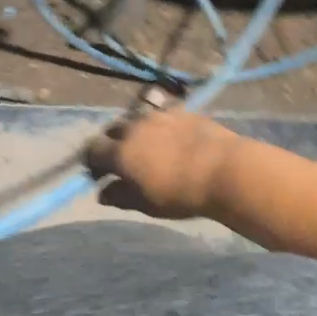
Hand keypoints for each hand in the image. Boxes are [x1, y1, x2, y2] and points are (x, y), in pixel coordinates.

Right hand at [84, 109, 244, 219]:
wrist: (224, 169)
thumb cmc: (181, 194)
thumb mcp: (146, 204)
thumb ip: (120, 196)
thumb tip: (102, 192)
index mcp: (119, 152)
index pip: (92, 150)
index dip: (93, 162)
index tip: (101, 175)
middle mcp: (133, 128)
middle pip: (111, 131)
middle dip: (111, 144)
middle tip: (124, 161)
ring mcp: (157, 115)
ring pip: (136, 120)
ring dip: (135, 133)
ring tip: (149, 148)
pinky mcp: (179, 111)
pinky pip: (160, 116)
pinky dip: (158, 127)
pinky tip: (172, 139)